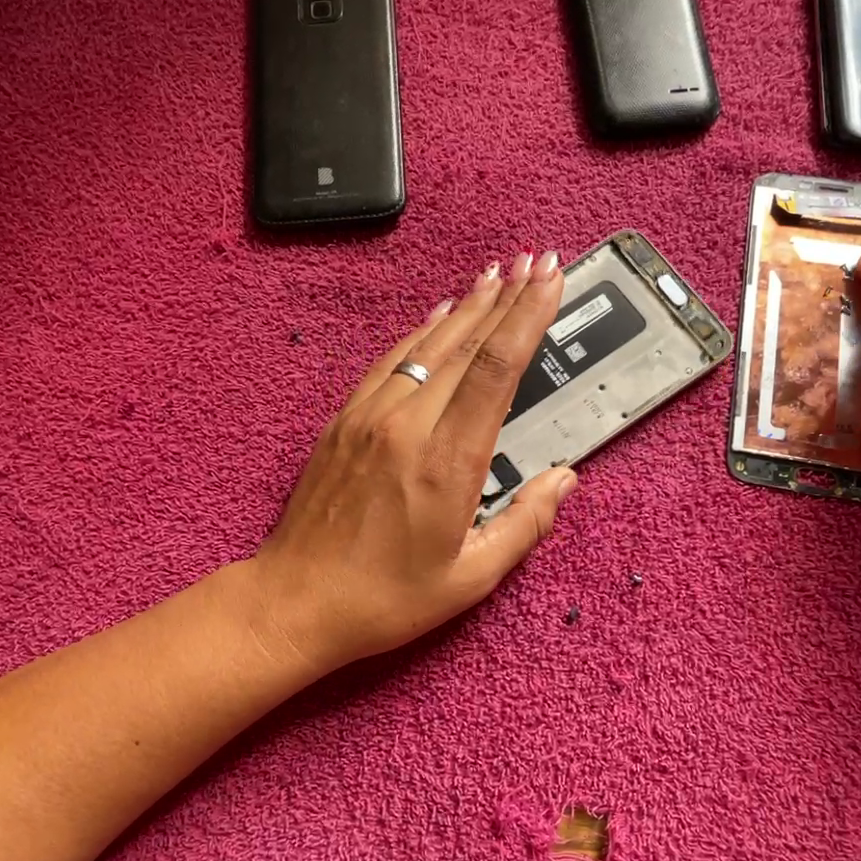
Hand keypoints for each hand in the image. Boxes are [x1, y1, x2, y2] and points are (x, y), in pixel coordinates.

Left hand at [248, 250, 575, 669]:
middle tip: (536, 261)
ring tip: (496, 274)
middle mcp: (406, 427)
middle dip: (506, 299)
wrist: (296, 600)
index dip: (527, 318)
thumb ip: (524, 524)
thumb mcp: (469, 578)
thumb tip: (564, 479)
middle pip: (464, 345)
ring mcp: (369, 419)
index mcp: (446, 464)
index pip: (495, 370)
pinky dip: (418, 335)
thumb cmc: (384, 599)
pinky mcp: (344, 422)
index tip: (551, 281)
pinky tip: (437, 316)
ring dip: (466, 308)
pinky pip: (388, 363)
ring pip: (426, 346)